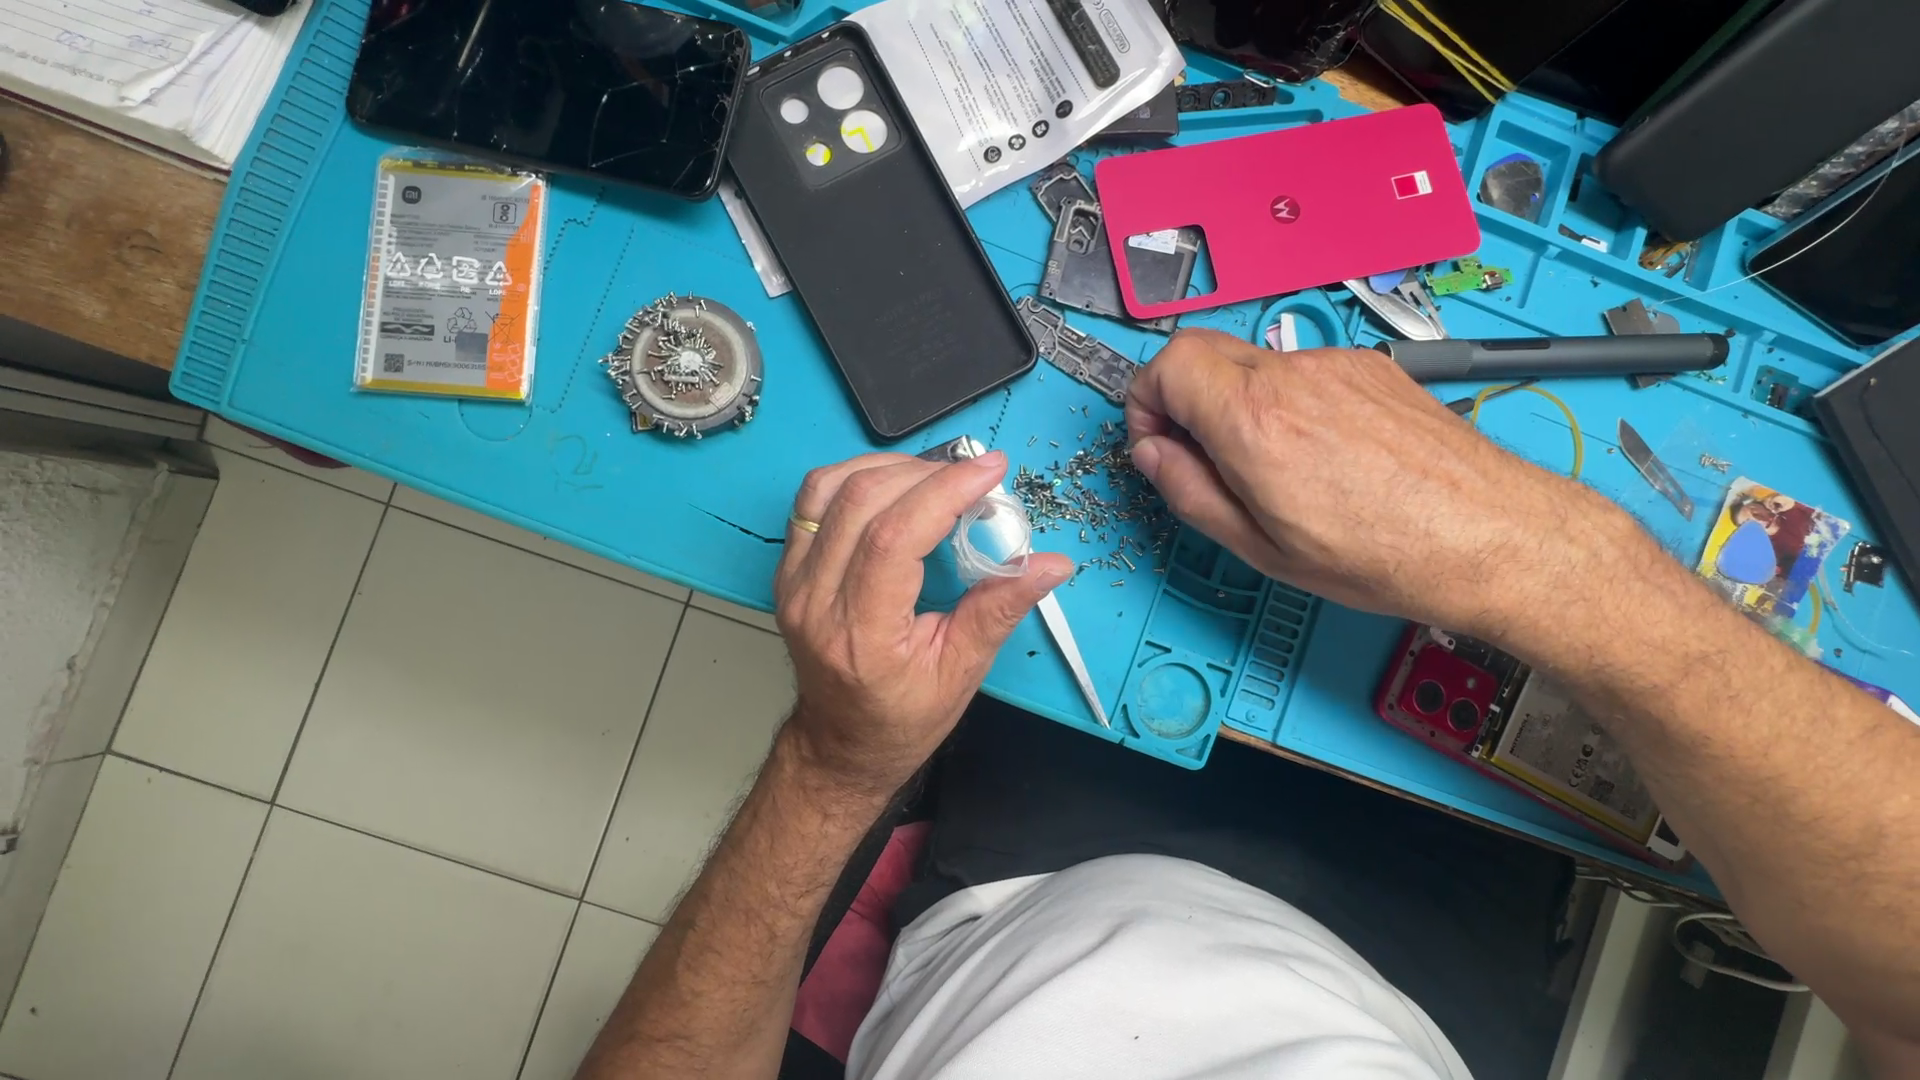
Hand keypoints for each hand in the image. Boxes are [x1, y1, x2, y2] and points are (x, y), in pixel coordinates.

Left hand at [774, 452, 1073, 796]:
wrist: (840, 743)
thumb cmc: (903, 719)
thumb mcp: (962, 673)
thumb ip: (1001, 610)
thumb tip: (1054, 564)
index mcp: (861, 633)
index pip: (894, 537)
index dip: (944, 491)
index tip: (990, 470)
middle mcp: (815, 600)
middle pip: (863, 501)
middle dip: (926, 472)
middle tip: (972, 479)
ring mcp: (793, 580)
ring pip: (831, 488)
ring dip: (890, 468)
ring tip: (936, 478)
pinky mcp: (787, 568)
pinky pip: (813, 498)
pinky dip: (857, 477)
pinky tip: (895, 486)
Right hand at [1124, 330, 1636, 638]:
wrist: (1489, 536)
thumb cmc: (1380, 552)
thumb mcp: (1257, 545)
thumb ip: (1187, 490)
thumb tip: (1151, 455)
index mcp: (1251, 421)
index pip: (1166, 364)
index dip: (1145, 401)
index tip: (1157, 441)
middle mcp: (1289, 377)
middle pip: (1200, 351)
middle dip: (1181, 399)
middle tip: (1198, 454)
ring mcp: (1333, 365)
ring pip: (1248, 362)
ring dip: (1232, 402)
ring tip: (1267, 465)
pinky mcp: (1368, 368)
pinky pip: (1297, 370)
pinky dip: (1281, 400)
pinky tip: (1312, 452)